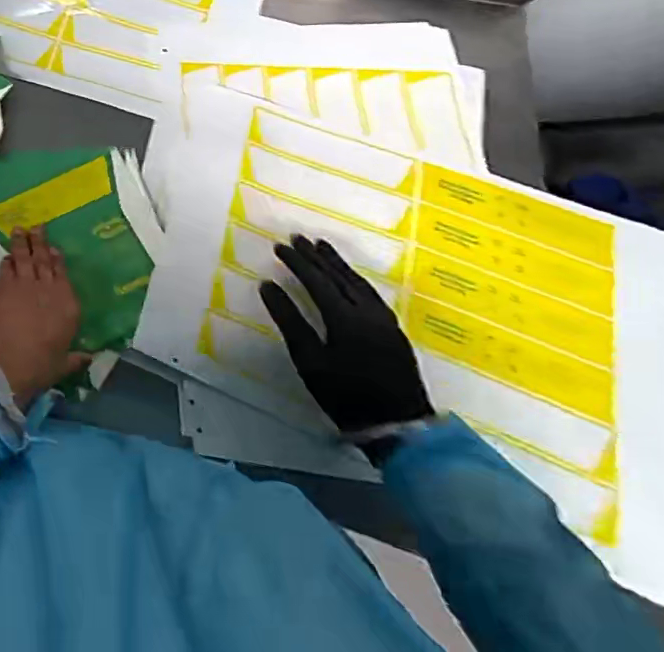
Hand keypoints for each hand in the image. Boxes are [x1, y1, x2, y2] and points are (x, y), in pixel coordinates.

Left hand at [0, 226, 88, 404]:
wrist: (5, 362)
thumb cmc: (38, 366)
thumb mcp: (62, 365)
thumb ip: (76, 358)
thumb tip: (90, 357)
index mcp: (69, 308)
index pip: (64, 277)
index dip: (57, 261)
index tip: (54, 250)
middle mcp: (49, 291)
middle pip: (44, 261)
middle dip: (40, 243)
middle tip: (37, 227)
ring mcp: (25, 286)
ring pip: (25, 258)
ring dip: (21, 242)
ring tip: (19, 229)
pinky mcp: (3, 287)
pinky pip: (7, 268)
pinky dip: (7, 259)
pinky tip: (7, 255)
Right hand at [259, 235, 432, 437]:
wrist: (396, 424)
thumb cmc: (343, 392)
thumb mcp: (308, 359)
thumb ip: (289, 320)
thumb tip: (268, 286)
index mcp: (346, 319)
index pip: (318, 282)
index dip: (298, 263)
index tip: (279, 247)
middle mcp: (369, 314)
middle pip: (341, 278)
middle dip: (318, 257)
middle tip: (299, 238)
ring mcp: (386, 323)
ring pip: (360, 284)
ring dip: (339, 265)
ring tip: (323, 248)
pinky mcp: (393, 332)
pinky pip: (371, 295)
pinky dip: (354, 280)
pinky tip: (348, 277)